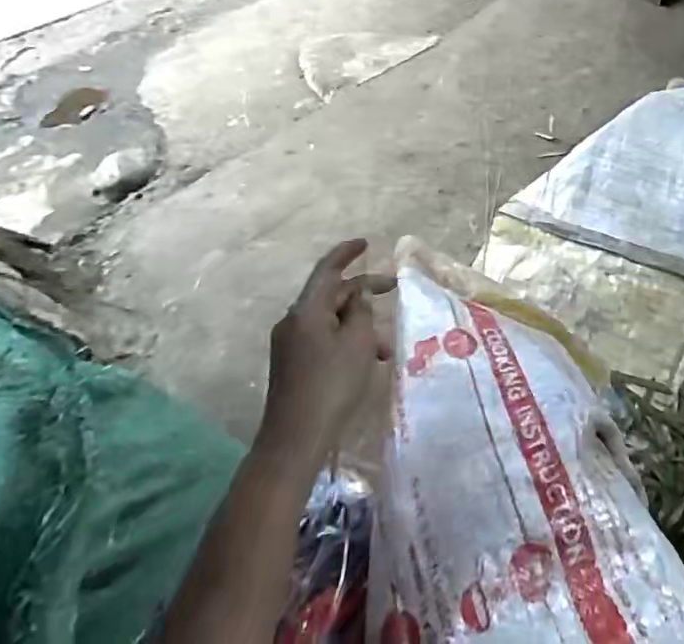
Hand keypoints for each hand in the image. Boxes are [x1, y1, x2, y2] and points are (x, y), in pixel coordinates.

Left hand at [258, 239, 395, 455]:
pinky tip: (368, 360)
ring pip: (330, 320)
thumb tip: (358, 297)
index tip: (366, 243)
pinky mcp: (293, 364)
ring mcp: (290, 344)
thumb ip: (362, 311)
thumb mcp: (358, 343)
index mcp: (306, 310)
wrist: (295, 439)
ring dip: (359, 324)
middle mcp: (293, 321)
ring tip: (386, 346)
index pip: (327, 270)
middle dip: (363, 293)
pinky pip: (324, 338)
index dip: (347, 253)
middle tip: (393, 289)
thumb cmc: (332, 384)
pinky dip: (347, 340)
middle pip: (331, 294)